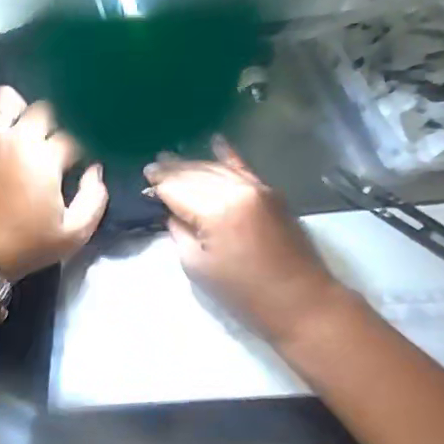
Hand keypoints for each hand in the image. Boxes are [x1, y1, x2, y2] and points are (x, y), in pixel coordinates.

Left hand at [0, 83, 107, 280]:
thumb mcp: (74, 233)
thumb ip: (94, 198)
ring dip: (19, 103)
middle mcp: (18, 140)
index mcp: (46, 158)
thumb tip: (96, 170)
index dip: (88, 143)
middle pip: (44, 110)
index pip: (75, 136)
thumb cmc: (28, 245)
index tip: (90, 153)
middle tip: (62, 135)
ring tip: (26, 115)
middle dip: (58, 119)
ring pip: (4, 102)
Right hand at [145, 138, 360, 345]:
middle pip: (196, 174)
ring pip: (217, 168)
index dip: (158, 186)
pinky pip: (244, 168)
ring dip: (194, 164)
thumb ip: (180, 232)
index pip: (177, 189)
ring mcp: (257, 187)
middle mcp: (237, 190)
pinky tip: (216, 142)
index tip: (143, 182)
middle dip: (172, 170)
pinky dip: (228, 157)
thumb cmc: (244, 293)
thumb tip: (171, 211)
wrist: (300, 301)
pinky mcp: (271, 192)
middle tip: (152, 167)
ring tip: (171, 158)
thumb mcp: (198, 267)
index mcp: (216, 210)